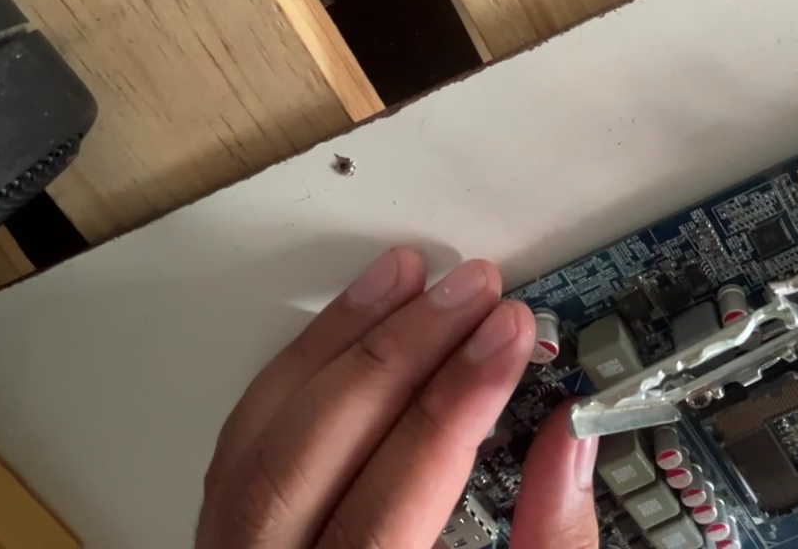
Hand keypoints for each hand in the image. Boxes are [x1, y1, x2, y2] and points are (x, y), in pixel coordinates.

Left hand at [197, 246, 599, 548]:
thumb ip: (552, 547)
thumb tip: (570, 433)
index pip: (385, 514)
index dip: (452, 408)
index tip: (505, 333)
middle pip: (307, 464)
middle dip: (400, 356)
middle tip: (472, 290)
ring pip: (259, 440)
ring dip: (342, 340)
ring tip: (410, 275)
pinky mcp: (227, 540)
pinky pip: (247, 439)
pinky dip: (304, 363)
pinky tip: (356, 317)